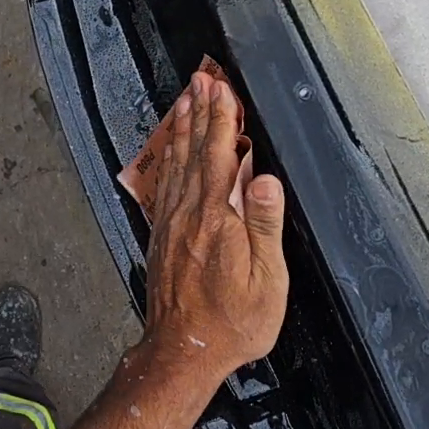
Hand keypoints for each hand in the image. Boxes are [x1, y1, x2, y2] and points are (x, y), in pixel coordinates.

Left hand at [140, 69, 289, 386]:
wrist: (184, 349)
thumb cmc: (233, 320)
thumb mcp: (266, 280)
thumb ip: (264, 225)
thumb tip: (266, 179)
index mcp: (218, 218)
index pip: (220, 155)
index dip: (221, 119)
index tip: (221, 88)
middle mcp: (190, 212)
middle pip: (194, 150)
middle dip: (199, 111)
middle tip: (200, 79)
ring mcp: (172, 221)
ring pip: (174, 162)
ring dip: (180, 128)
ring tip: (183, 100)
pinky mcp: (162, 233)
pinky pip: (163, 183)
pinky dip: (167, 157)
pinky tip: (169, 147)